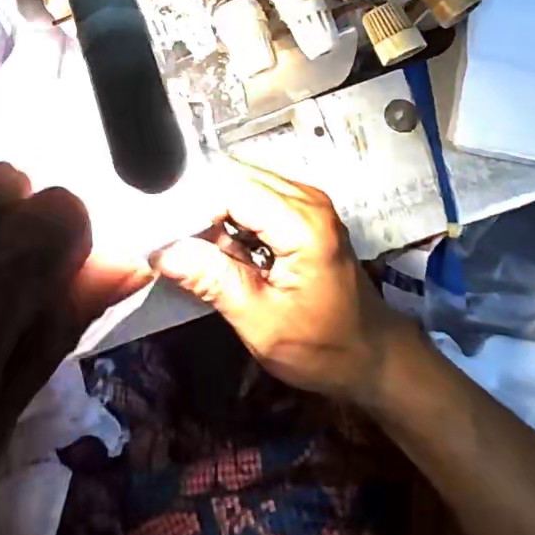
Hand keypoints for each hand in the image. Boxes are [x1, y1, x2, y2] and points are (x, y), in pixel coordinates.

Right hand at [150, 162, 417, 406]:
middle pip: (234, 178)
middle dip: (198, 205)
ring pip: (241, 183)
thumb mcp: (261, 323)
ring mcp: (307, 200)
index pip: (229, 188)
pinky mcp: (302, 209)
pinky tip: (218, 246)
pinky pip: (254, 196)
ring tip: (190, 246)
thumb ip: (212, 281)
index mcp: (302, 223)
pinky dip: (230, 216)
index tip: (161, 234)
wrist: (373, 356)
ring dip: (212, 211)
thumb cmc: (323, 347)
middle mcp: (306, 198)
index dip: (191, 206)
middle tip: (170, 241)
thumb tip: (161, 252)